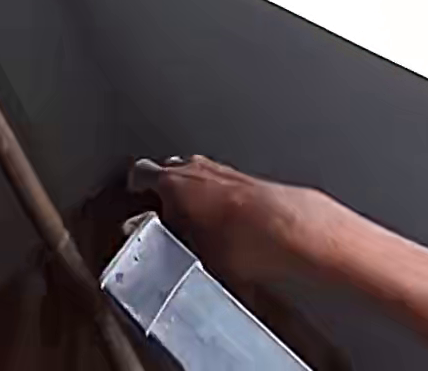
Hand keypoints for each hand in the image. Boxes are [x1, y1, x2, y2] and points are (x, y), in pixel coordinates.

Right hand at [129, 156, 330, 285]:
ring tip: (199, 222)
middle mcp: (191, 168)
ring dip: (191, 192)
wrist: (293, 229)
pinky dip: (216, 197)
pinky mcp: (242, 176)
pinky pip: (217, 181)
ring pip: (192, 174)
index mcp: (170, 182)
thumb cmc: (246, 240)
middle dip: (163, 190)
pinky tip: (227, 225)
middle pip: (164, 170)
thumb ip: (175, 250)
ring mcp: (218, 169)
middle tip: (165, 215)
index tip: (134, 198)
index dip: (134, 188)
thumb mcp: (199, 260)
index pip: (138, 174)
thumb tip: (167, 259)